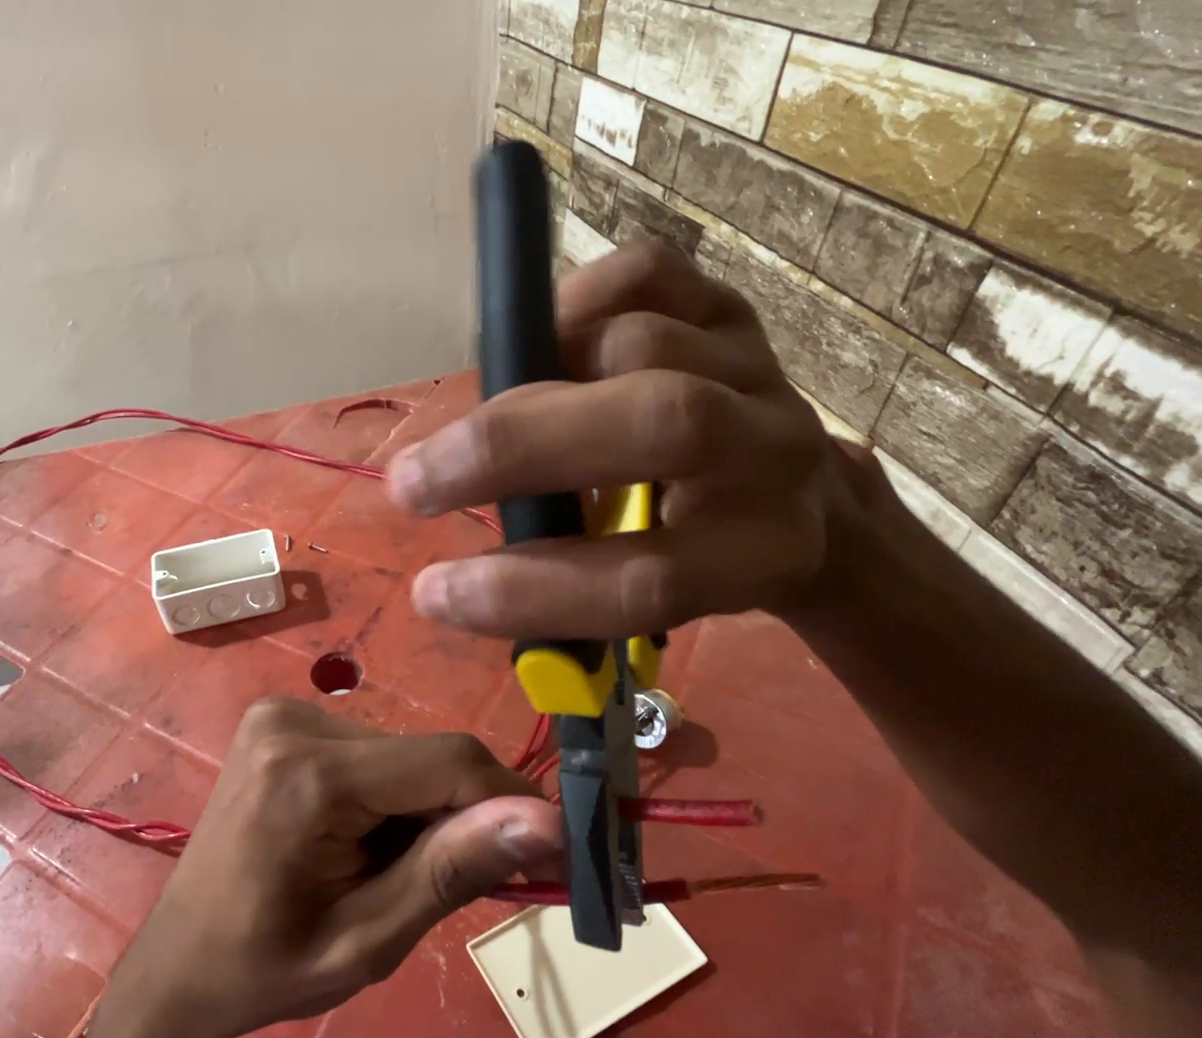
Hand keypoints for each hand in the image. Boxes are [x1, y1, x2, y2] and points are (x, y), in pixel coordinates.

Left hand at [67, 698, 561, 1037]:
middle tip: (461, 884)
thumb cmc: (268, 966)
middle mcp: (294, 721)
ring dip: (424, 809)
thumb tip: (546, 821)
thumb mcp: (366, 940)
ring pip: (405, 753)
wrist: (181, 962)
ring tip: (393, 871)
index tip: (550, 856)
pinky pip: (373, 751)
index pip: (447, 761)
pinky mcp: (282, 721)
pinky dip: (391, 796)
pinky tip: (364, 841)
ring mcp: (283, 714)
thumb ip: (450, 872)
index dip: (510, 804)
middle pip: (426, 755)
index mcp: (308, 775)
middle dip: (460, 817)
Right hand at [387, 240, 855, 639]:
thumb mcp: (652, 598)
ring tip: (478, 428)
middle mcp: (775, 451)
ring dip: (528, 388)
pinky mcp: (728, 306)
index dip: (531, 590)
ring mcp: (754, 365)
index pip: (647, 579)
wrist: (789, 493)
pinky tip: (541, 344)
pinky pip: (648, 274)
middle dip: (514, 447)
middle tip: (412, 482)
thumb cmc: (695, 555)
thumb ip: (575, 588)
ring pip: (637, 344)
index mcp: (763, 554)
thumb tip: (459, 574)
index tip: (433, 592)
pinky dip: (575, 299)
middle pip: (659, 423)